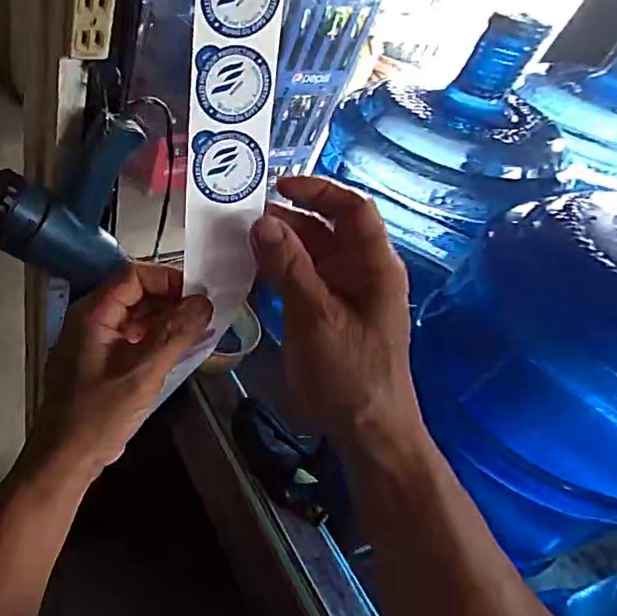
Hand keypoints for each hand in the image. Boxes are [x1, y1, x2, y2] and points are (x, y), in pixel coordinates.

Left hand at [29, 263, 212, 473]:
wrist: (65, 458)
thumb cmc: (98, 416)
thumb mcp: (143, 373)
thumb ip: (175, 334)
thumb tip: (203, 302)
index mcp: (93, 314)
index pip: (133, 275)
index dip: (167, 279)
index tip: (197, 296)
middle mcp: (90, 321)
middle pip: (135, 292)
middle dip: (171, 300)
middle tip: (204, 314)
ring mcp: (94, 341)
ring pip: (135, 316)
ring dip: (166, 320)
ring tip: (199, 331)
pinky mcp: (101, 361)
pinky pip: (132, 337)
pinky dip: (156, 339)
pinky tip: (181, 350)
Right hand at [253, 177, 423, 452]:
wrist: (367, 430)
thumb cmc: (351, 372)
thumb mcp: (318, 316)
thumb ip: (290, 268)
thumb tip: (262, 222)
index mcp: (374, 265)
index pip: (352, 210)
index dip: (319, 191)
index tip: (279, 186)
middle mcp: (361, 273)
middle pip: (327, 230)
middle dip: (290, 219)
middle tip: (245, 217)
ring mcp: (344, 295)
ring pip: (311, 256)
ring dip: (281, 245)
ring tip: (241, 240)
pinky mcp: (327, 315)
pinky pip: (303, 281)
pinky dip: (280, 272)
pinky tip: (252, 270)